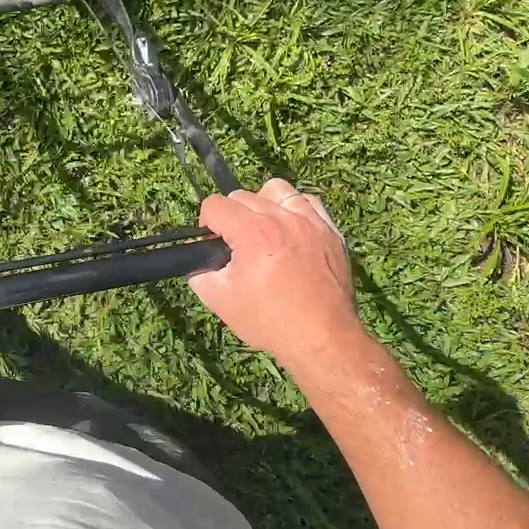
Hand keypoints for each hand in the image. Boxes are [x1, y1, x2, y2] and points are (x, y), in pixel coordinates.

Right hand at [189, 178, 365, 364]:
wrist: (322, 339)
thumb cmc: (270, 321)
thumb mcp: (219, 300)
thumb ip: (199, 272)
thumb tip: (198, 260)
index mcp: (254, 234)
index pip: (216, 205)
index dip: (206, 224)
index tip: (213, 245)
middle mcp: (283, 219)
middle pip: (242, 195)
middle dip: (231, 217)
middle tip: (235, 246)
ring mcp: (311, 223)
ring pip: (276, 190)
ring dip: (262, 204)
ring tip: (263, 230)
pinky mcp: (331, 232)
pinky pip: (307, 202)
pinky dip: (293, 210)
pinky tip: (289, 232)